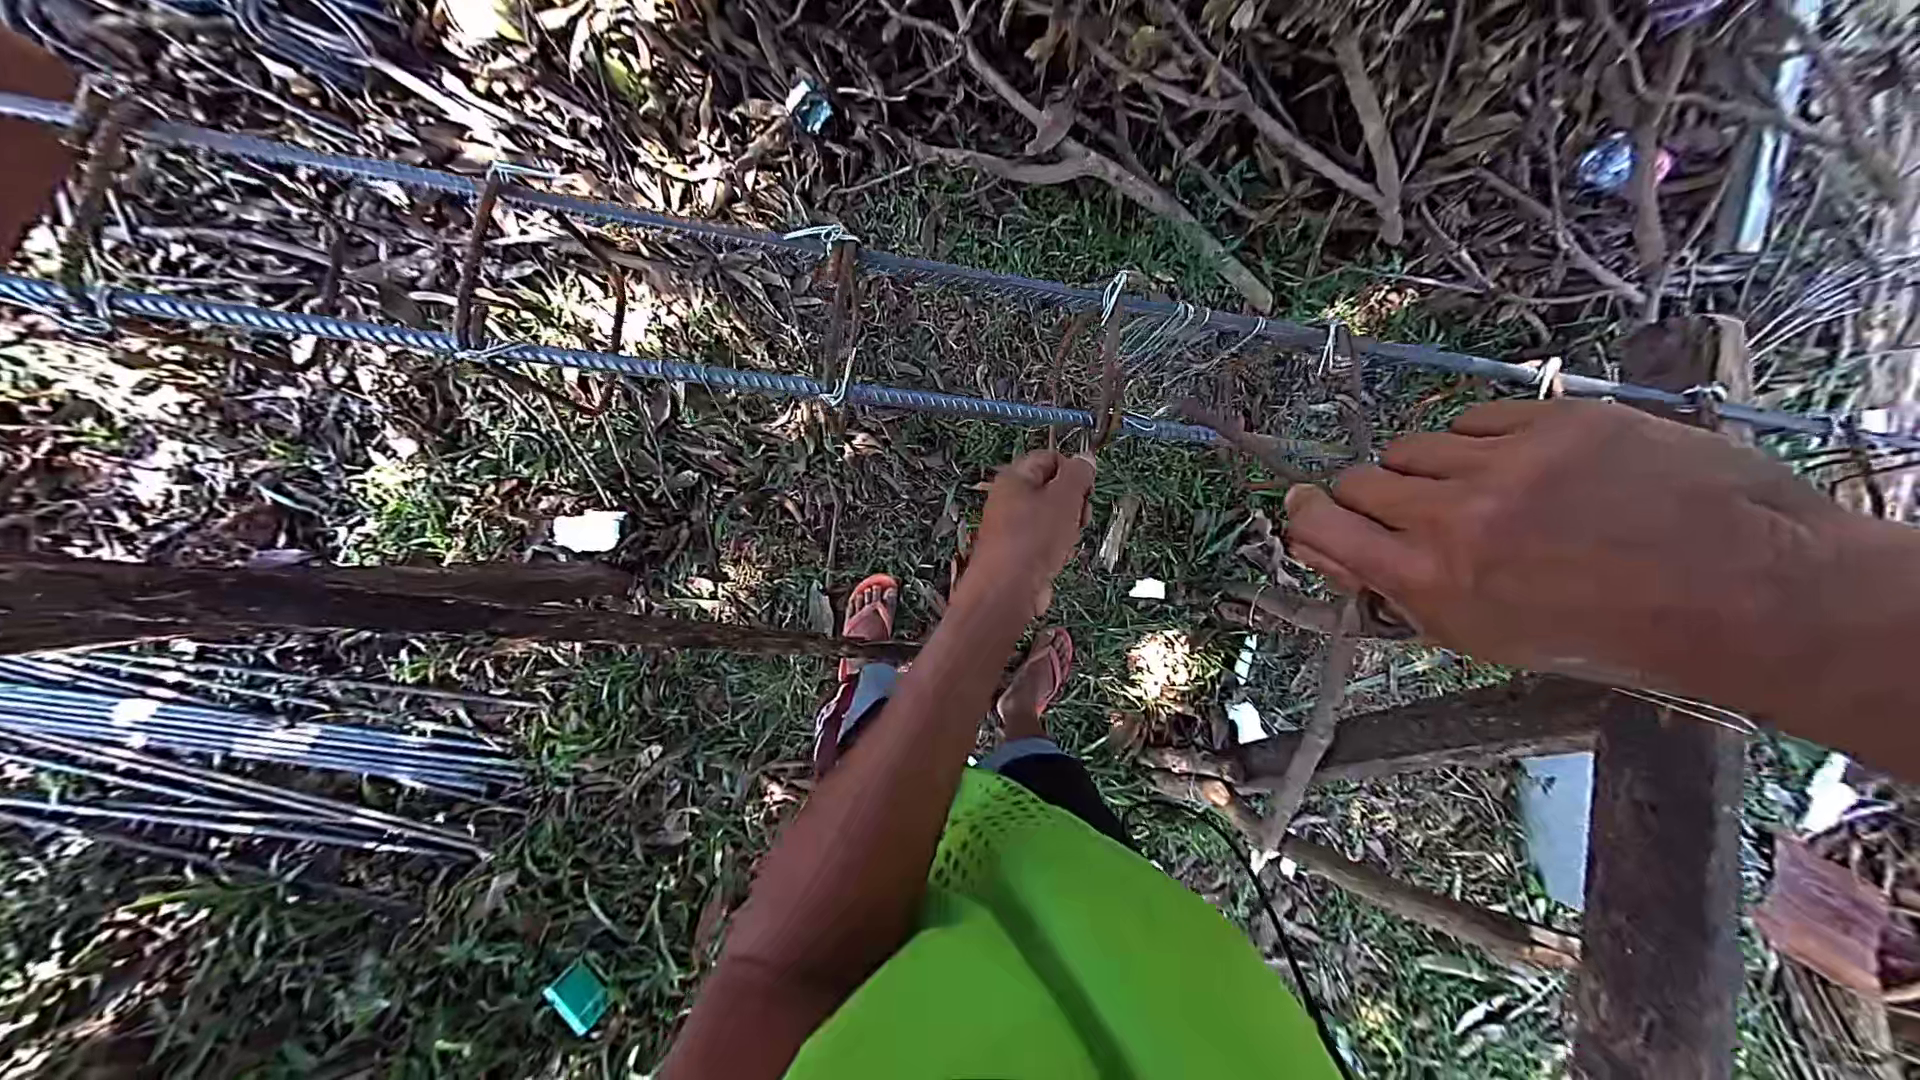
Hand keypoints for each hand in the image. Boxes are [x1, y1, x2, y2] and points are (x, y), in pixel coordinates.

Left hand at [957, 449, 1094, 621]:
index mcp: (1014, 478)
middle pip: (1052, 491)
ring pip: (1051, 519)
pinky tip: (1056, 560)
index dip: (1072, 471)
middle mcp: (1008, 500)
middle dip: (1072, 504)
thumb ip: (1078, 474)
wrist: (1008, 590)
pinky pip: (1043, 543)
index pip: (1049, 458)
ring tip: (1064, 543)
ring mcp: (1010, 528)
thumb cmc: (1033, 539)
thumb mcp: (1064, 498)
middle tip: (1078, 518)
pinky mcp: (1015, 553)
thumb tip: (1086, 459)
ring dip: (1067, 530)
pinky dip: (1055, 550)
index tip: (1086, 489)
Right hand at [1283, 398, 1863, 699]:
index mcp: (1429, 578)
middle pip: (1356, 479)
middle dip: (1370, 498)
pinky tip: (1519, 469)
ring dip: (1426, 470)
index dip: (1306, 515)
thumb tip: (1326, 548)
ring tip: (1476, 491)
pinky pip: (1472, 420)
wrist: (1745, 594)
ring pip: (1410, 446)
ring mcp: (1507, 462)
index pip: (1320, 525)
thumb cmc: (1596, 629)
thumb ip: (1389, 588)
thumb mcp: (1473, 636)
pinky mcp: (1557, 421)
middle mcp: (1455, 516)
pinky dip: (1480, 444)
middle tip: (1409, 513)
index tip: (1308, 508)